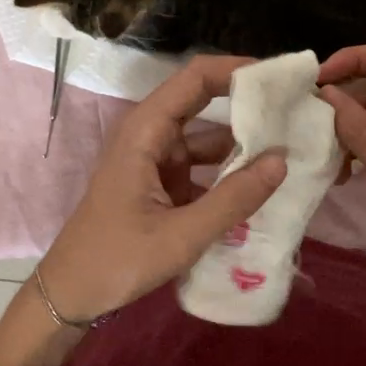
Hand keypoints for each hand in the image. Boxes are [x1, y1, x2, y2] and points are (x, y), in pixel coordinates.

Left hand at [36, 55, 287, 323]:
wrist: (70, 296)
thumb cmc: (116, 260)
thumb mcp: (181, 235)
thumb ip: (233, 198)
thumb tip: (282, 160)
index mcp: (144, 132)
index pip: (194, 78)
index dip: (236, 69)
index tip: (280, 77)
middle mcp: (149, 135)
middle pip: (202, 101)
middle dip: (246, 101)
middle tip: (295, 106)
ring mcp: (155, 160)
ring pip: (206, 137)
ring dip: (242, 140)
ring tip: (291, 142)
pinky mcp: (161, 184)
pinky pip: (202, 166)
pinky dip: (230, 171)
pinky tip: (262, 182)